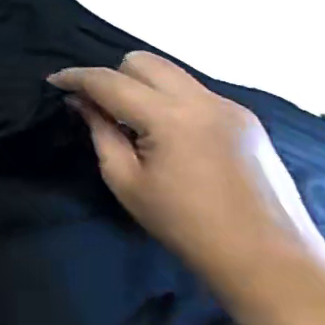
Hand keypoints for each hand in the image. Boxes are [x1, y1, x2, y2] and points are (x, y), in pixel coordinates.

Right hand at [50, 52, 324, 302]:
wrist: (270, 263)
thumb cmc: (189, 229)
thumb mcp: (129, 185)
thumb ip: (101, 133)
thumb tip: (83, 102)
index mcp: (167, 116)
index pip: (109, 81)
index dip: (77, 77)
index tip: (54, 81)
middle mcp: (199, 97)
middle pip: (141, 61)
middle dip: (114, 77)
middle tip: (105, 111)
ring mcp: (227, 104)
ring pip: (170, 73)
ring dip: (145, 87)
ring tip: (140, 127)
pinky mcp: (246, 117)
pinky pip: (195, 92)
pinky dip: (174, 103)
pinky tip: (177, 142)